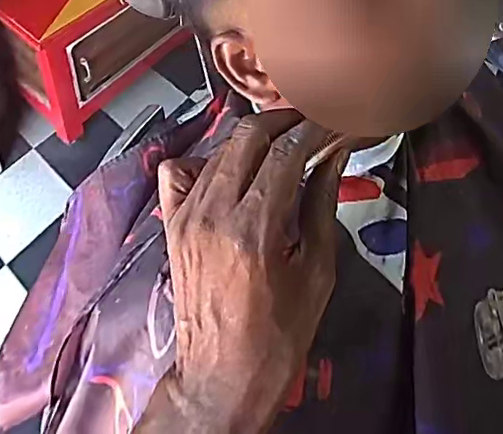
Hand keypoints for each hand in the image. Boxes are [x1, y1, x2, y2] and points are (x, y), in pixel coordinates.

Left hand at [146, 112, 347, 433]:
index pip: (284, 152)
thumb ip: (322, 205)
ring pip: (220, 147)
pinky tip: (230, 171)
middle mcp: (214, 212)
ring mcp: (186, 214)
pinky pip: (181, 169)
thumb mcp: (316, 274)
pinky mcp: (171, 222)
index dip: (312, 130)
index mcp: (254, 229)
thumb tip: (332, 156)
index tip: (328, 125)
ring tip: (279, 144)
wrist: (219, 381)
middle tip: (306, 124)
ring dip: (253, 138)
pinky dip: (207, 159)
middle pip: (248, 135)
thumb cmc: (277, 337)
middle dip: (282, 120)